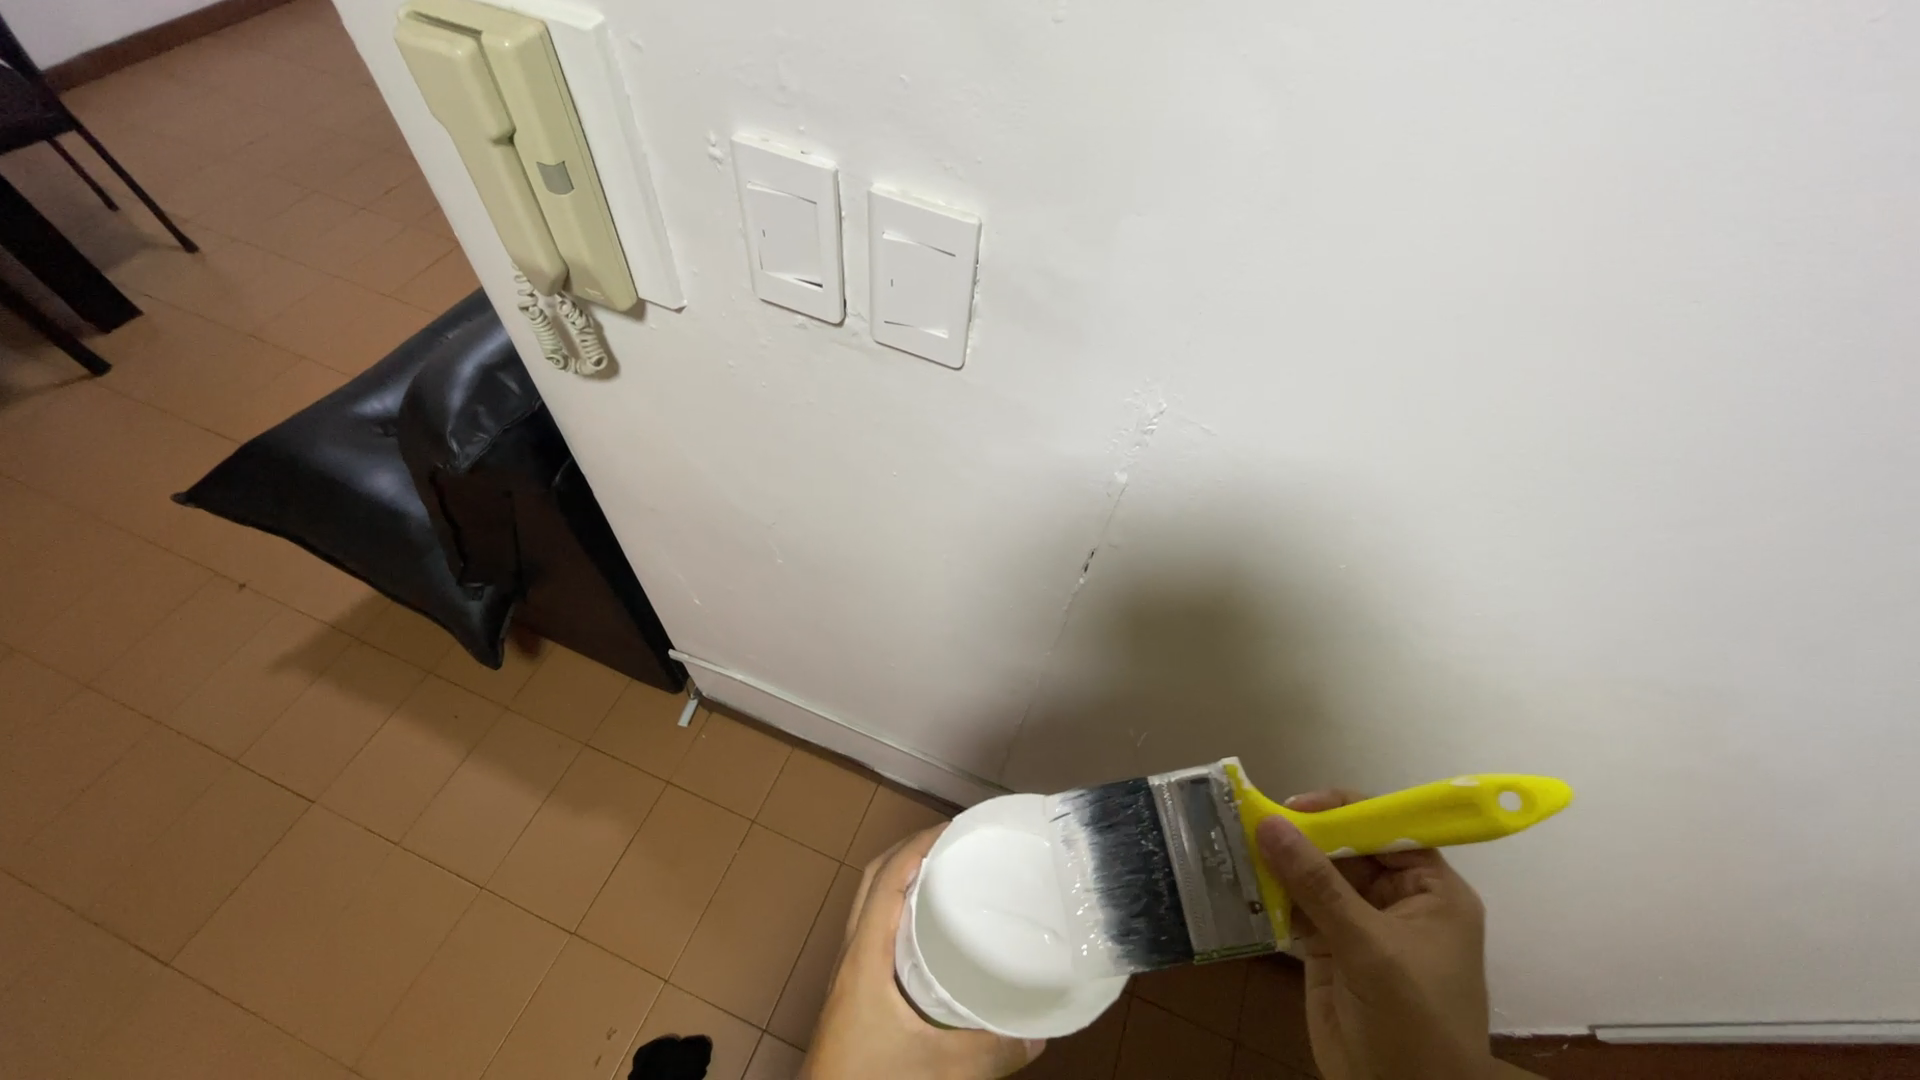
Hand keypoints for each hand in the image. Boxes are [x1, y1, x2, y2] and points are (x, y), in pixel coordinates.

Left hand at [801, 826, 1043, 1079]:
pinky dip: (897, 911)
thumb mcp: (938, 1069)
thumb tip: (1039, 1035)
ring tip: (945, 876)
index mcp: (866, 953)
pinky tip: (927, 934)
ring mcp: (849, 971)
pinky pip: (873, 929)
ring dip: (901, 878)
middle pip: (873, 879)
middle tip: (952, 845)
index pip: (888, 877)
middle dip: (909, 850)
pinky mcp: (852, 990)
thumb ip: (991, 1051)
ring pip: (869, 903)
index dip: (918, 843)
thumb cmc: (871, 1079)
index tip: (955, 828)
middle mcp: (852, 952)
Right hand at [1255, 790, 1524, 1079]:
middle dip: (1302, 836)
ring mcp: (1361, 926)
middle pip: (1345, 849)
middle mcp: (1397, 901)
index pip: (1386, 829)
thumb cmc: (1413, 1020)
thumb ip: (1317, 884)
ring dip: (1281, 864)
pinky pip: (1299, 908)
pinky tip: (1243, 884)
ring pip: (1316, 877)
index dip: (1343, 811)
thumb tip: (1270, 823)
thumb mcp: (1369, 947)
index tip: (1293, 807)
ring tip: (1237, 847)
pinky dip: (1272, 897)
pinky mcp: (1331, 950)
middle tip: (1251, 824)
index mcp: (1431, 892)